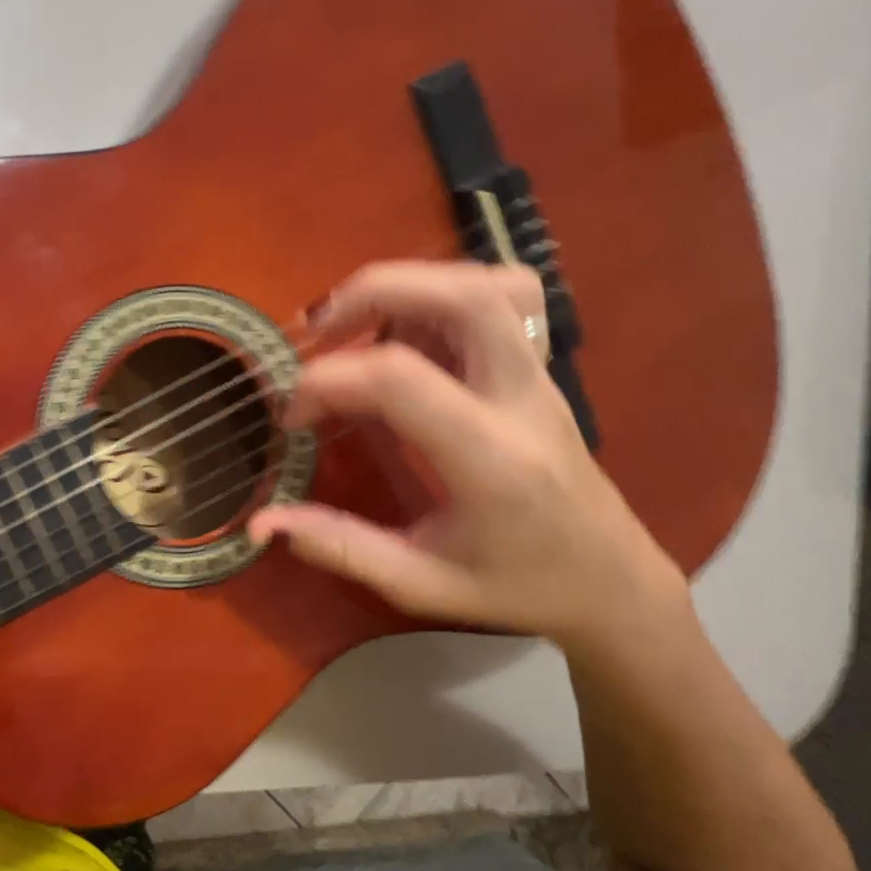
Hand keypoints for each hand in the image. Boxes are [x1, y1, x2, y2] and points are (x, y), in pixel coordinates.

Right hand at [248, 261, 685, 646]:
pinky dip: (440, 293)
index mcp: (491, 458)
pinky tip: (400, 331)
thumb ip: (341, 548)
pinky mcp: (536, 370)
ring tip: (353, 324)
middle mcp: (521, 400)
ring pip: (488, 284)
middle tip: (313, 329)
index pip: (402, 379)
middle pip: (463, 297)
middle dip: (373, 293)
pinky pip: (501, 298)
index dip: (327, 381)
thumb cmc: (514, 587)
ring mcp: (538, 377)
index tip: (290, 417)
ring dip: (409, 286)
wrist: (609, 581)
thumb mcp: (421, 584)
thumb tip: (261, 523)